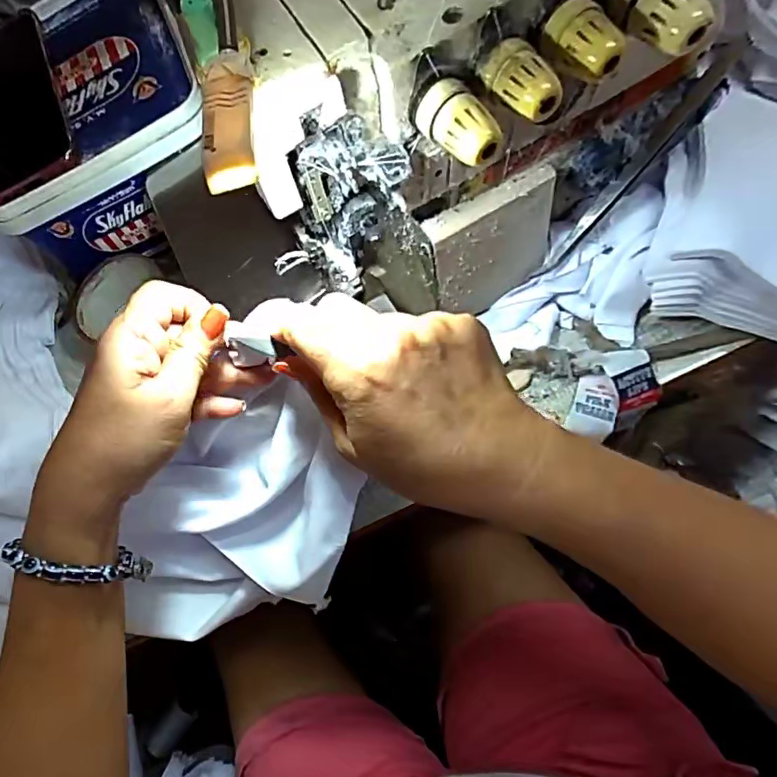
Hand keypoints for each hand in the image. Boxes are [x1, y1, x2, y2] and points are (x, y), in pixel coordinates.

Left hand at [36, 281, 273, 525]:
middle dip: (221, 346)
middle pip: (184, 333)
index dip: (198, 308)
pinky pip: (182, 389)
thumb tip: (217, 314)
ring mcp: (143, 378)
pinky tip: (232, 406)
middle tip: (257, 362)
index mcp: (133, 337)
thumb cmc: (124, 439)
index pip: (166, 297)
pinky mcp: (149, 402)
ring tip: (260, 381)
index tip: (224, 335)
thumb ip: (196, 353)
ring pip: (188, 364)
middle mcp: (137, 350)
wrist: (91, 486)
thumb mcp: (170, 395)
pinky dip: (205, 396)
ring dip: (222, 374)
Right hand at [260, 294, 564, 520]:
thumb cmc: (425, 467)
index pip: (299, 321)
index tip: (275, 341)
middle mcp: (393, 334)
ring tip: (390, 379)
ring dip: (368, 339)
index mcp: (361, 369)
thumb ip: (318, 393)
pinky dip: (406, 343)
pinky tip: (423, 374)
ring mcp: (429, 322)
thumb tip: (292, 362)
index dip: (278, 327)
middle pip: (333, 308)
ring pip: (375, 316)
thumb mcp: (354, 444)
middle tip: (331, 366)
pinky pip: (413, 322)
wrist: (502, 460)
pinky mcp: (456, 320)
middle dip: (322, 333)